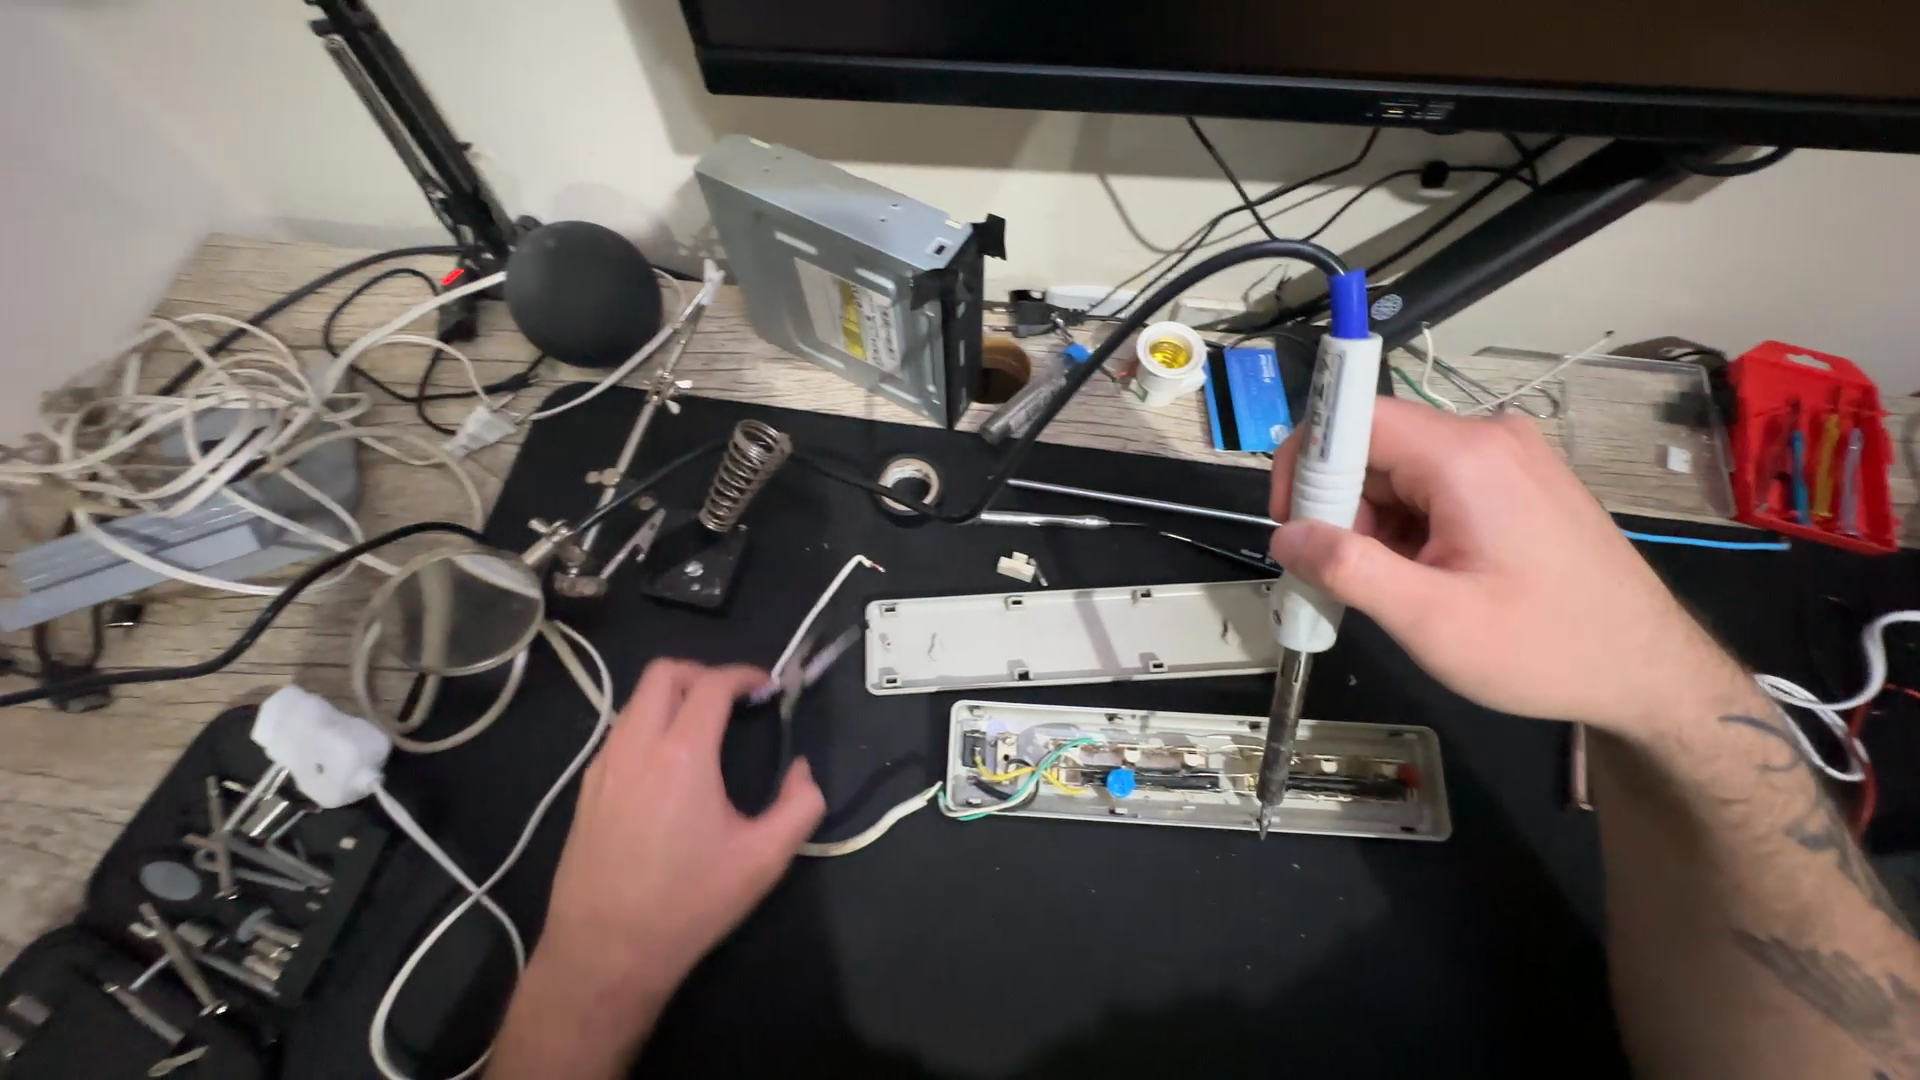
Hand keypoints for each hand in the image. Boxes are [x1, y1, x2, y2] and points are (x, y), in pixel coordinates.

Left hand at [512, 660, 824, 1050]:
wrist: (604, 957)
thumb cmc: (689, 903)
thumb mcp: (765, 859)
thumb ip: (801, 804)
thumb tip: (802, 771)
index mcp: (682, 754)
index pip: (711, 684)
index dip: (744, 675)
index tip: (766, 687)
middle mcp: (636, 747)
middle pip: (663, 673)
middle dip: (703, 673)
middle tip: (733, 701)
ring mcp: (603, 767)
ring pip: (635, 701)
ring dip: (673, 698)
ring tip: (704, 729)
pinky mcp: (585, 791)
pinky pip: (619, 733)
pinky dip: (648, 725)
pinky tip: (668, 766)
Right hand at [1267, 398, 1743, 732]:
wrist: (1649, 674)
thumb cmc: (1546, 648)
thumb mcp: (1431, 619)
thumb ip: (1348, 568)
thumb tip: (1285, 536)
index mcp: (1467, 457)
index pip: (1354, 415)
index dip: (1306, 459)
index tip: (1290, 520)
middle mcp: (1487, 440)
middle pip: (1373, 446)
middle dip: (1338, 504)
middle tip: (1341, 570)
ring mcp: (1504, 460)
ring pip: (1395, 471)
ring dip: (1369, 522)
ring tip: (1390, 583)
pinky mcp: (1511, 484)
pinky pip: (1427, 488)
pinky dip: (1401, 527)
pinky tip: (1416, 573)